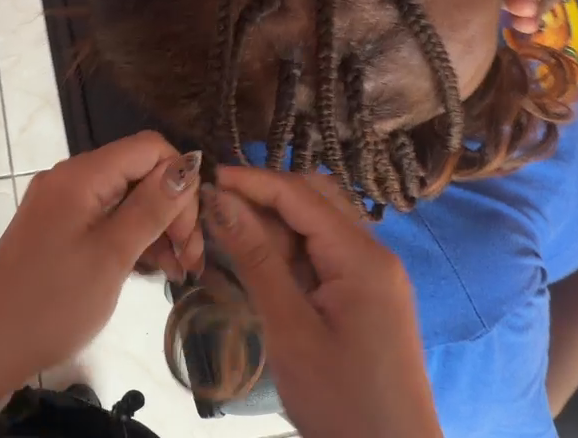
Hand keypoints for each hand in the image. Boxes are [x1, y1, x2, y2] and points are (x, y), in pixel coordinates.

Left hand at [0, 134, 202, 393]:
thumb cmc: (53, 301)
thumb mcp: (112, 255)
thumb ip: (152, 207)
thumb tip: (189, 165)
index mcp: (81, 174)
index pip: (149, 148)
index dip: (179, 180)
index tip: (191, 232)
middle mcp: (70, 178)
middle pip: (137, 172)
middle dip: (172, 208)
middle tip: (191, 261)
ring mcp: (61, 203)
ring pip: (124, 198)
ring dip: (156, 228)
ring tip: (178, 273)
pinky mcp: (57, 228)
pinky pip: (105, 218)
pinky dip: (131, 238)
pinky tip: (151, 270)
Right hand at [206, 168, 442, 437]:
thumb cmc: (342, 401)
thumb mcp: (290, 329)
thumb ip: (256, 257)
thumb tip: (218, 198)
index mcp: (362, 257)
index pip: (299, 193)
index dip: (250, 179)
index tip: (203, 177)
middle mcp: (373, 255)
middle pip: (314, 198)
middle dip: (263, 194)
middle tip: (214, 204)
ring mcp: (372, 276)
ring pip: (316, 223)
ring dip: (273, 221)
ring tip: (227, 231)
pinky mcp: (365, 297)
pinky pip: (322, 252)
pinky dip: (288, 247)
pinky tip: (258, 259)